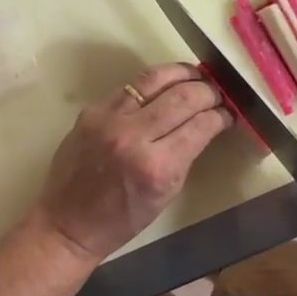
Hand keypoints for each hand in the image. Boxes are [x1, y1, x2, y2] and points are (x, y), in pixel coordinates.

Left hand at [32, 64, 236, 264]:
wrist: (68, 222)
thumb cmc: (122, 219)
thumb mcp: (167, 193)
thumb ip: (186, 154)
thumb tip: (207, 124)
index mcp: (157, 166)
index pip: (201, 125)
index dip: (221, 115)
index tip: (229, 113)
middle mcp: (133, 136)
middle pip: (182, 96)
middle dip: (207, 91)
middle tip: (218, 93)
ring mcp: (109, 119)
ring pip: (155, 79)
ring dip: (182, 73)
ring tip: (197, 76)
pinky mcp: (91, 110)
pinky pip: (129, 86)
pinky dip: (153, 82)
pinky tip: (165, 83)